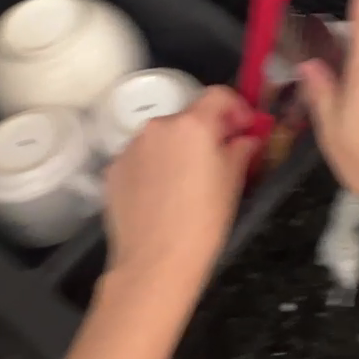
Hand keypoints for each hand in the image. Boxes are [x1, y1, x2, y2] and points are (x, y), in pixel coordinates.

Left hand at [100, 87, 258, 292]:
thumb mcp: (234, 182)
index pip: (218, 95)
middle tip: (220, 157)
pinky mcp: (113, 170)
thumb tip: (245, 140)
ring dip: (178, 149)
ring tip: (187, 181)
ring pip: (162, 138)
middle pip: (188, 117)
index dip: (236, 107)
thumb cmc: (204, 221)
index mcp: (192, 124)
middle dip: (206, 132)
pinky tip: (162, 195)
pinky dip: (154, 167)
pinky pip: (140, 159)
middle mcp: (158, 127)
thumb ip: (241, 150)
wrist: (155, 263)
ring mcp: (130, 147)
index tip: (244, 127)